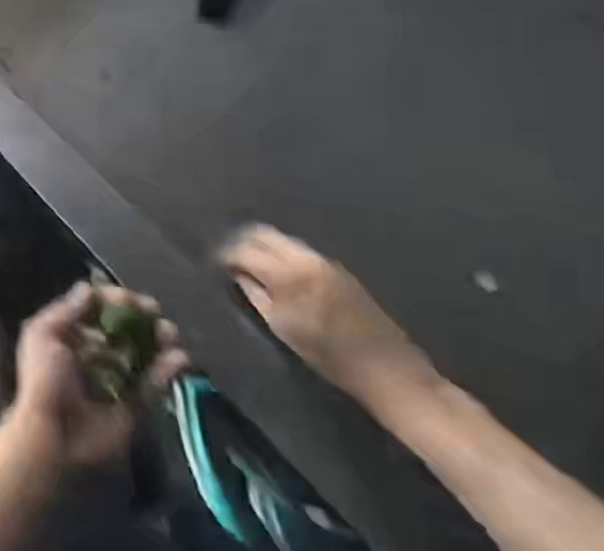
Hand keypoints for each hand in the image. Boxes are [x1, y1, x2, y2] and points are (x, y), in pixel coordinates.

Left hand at [8, 283, 190, 467]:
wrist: (52, 436)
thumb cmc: (43, 380)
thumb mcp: (42, 335)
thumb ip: (66, 311)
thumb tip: (87, 288)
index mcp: (71, 334)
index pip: (97, 308)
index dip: (115, 299)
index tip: (132, 299)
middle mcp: (95, 353)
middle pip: (124, 328)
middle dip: (142, 318)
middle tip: (156, 314)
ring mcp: (116, 379)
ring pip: (143, 353)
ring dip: (159, 340)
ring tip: (169, 334)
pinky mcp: (132, 405)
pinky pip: (153, 385)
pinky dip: (167, 371)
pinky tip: (178, 359)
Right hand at [222, 225, 437, 402]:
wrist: (388, 369)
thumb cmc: (328, 356)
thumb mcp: (281, 328)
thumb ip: (254, 294)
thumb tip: (236, 273)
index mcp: (287, 274)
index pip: (242, 250)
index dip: (224, 256)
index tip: (214, 265)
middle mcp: (304, 258)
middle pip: (261, 233)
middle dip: (241, 242)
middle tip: (229, 259)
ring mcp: (324, 260)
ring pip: (281, 239)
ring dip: (262, 246)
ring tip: (251, 265)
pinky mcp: (337, 268)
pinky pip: (298, 250)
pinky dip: (281, 254)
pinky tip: (279, 273)